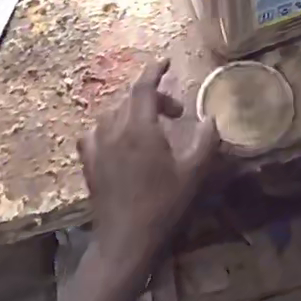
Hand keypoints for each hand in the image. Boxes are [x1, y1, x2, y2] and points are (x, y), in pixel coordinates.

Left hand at [77, 58, 218, 279]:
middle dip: (154, 97)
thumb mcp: (194, 173)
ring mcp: (97, 147)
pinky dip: (110, 127)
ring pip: (113, 113)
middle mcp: (115, 131)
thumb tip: (211, 119)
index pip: (144, 88)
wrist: (126, 238)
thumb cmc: (163, 204)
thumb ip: (205, 141)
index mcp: (140, 129)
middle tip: (177, 113)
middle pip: (131, 99)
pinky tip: (118, 138)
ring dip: (134, 111)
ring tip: (152, 126)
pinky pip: (95, 132)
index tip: (167, 62)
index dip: (155, 71)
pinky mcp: (89, 163)